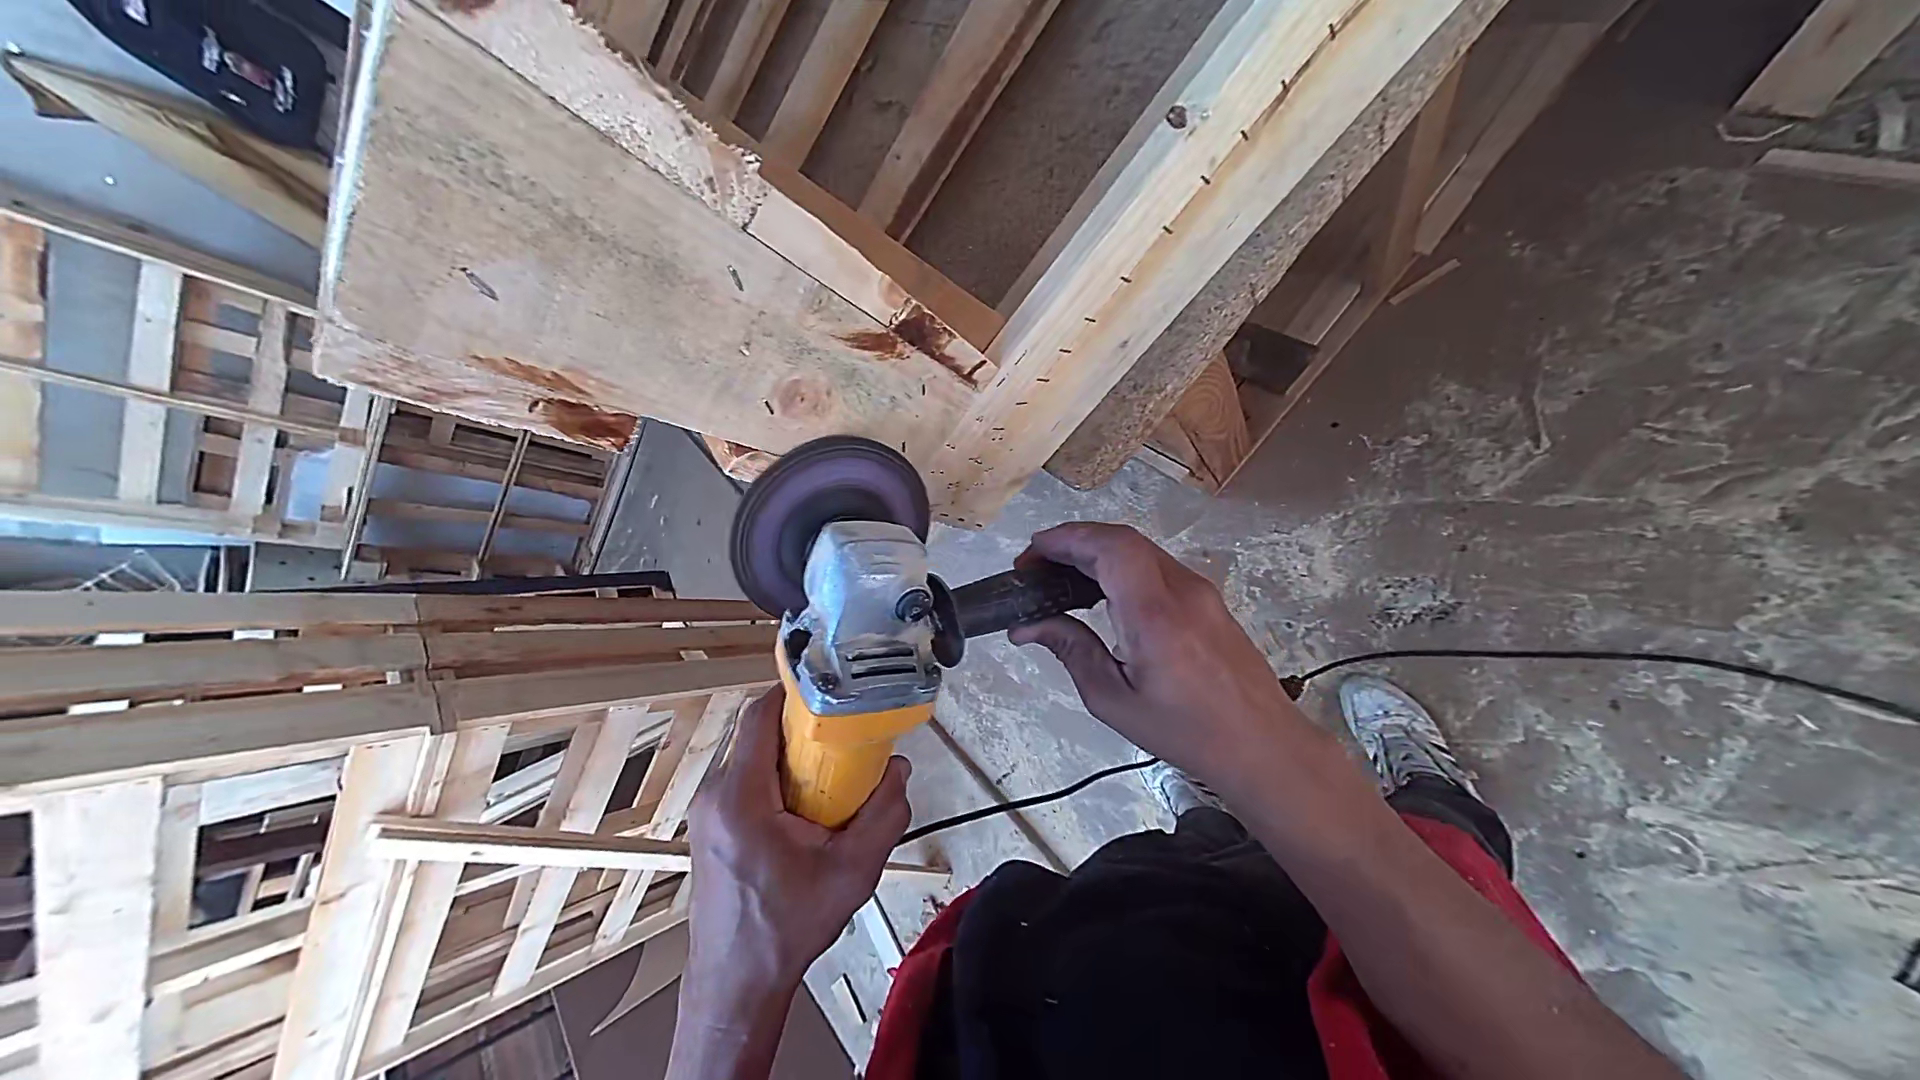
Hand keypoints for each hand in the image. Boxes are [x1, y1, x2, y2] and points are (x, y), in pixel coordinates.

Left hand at [683, 686, 911, 995]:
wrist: (737, 982)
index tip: (829, 689)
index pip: (758, 717)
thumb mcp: (853, 872)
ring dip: (790, 753)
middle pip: (757, 732)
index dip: (793, 693)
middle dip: (802, 726)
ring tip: (829, 772)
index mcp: (741, 800)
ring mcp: (708, 810)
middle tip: (840, 736)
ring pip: (751, 754)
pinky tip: (806, 803)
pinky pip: (745, 777)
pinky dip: (777, 776)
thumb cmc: (785, 930)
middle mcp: (715, 797)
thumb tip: (897, 771)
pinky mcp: (711, 823)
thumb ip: (885, 815)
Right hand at [1008, 522, 1329, 796]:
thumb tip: (1028, 626)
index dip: (1066, 539)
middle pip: (1122, 539)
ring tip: (1059, 576)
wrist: (1263, 744)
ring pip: (1139, 549)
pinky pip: (1155, 565)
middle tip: (1036, 567)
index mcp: (1155, 616)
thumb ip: (1072, 651)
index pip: (1110, 549)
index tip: (1032, 553)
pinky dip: (1119, 564)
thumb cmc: (1186, 732)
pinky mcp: (1207, 598)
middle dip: (1073, 541)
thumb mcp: (1114, 700)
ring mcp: (1200, 590)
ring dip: (1096, 551)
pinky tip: (1098, 589)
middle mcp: (1181, 590)